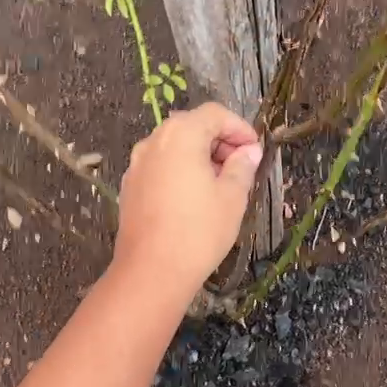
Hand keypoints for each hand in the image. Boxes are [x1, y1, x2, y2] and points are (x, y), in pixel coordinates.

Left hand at [113, 103, 263, 290]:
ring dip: (200, 157)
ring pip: (174, 148)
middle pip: (191, 126)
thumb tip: (249, 152)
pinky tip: (194, 199)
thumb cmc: (199, 232)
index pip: (214, 114)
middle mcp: (153, 142)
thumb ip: (242, 167)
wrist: (151, 271)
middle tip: (241, 167)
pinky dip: (180, 172)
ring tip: (220, 185)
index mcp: (181, 136)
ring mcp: (137, 164)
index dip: (240, 128)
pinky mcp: (130, 187)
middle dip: (219, 141)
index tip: (255, 151)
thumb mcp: (232, 198)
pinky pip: (160, 168)